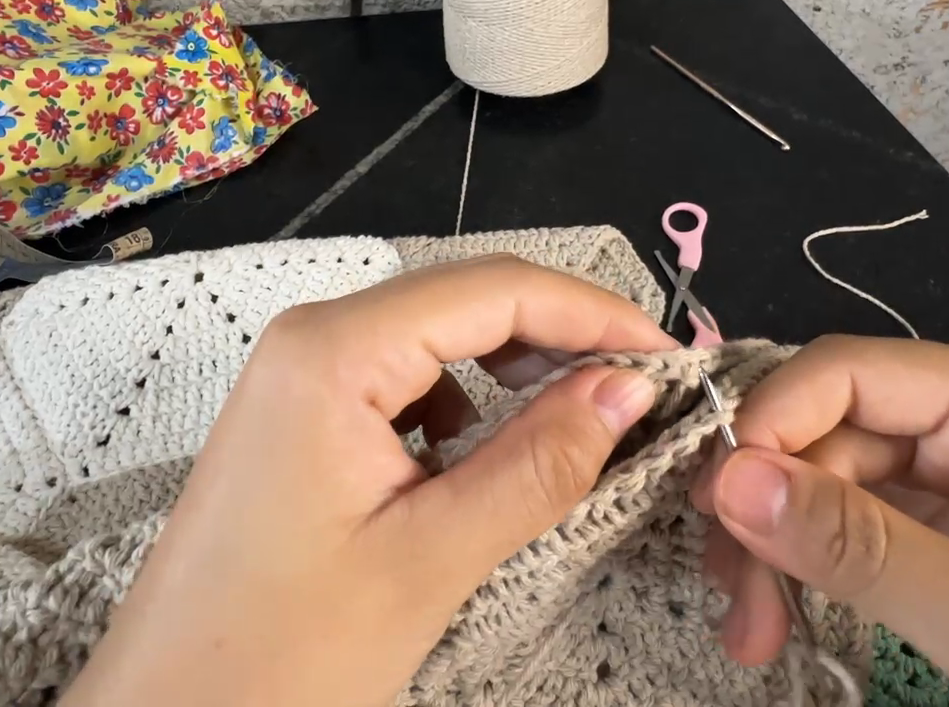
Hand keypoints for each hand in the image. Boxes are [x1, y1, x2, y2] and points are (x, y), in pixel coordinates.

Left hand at [65, 256, 674, 706]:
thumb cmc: (281, 660)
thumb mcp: (430, 560)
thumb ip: (540, 463)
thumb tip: (630, 388)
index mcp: (337, 347)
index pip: (495, 289)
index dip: (593, 312)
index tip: (667, 356)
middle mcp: (319, 331)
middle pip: (470, 298)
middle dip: (563, 332)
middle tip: (640, 385)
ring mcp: (308, 364)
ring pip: (445, 330)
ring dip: (521, 360)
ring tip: (583, 409)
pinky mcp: (310, 403)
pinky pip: (413, 370)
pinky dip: (472, 393)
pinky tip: (487, 445)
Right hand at [693, 336, 948, 706]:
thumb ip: (861, 550)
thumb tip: (730, 482)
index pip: (851, 372)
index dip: (772, 420)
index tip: (718, 502)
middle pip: (821, 425)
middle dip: (768, 507)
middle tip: (731, 596)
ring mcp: (940, 463)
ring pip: (811, 472)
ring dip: (768, 545)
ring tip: (749, 629)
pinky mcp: (919, 513)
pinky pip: (828, 515)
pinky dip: (790, 564)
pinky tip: (771, 617)